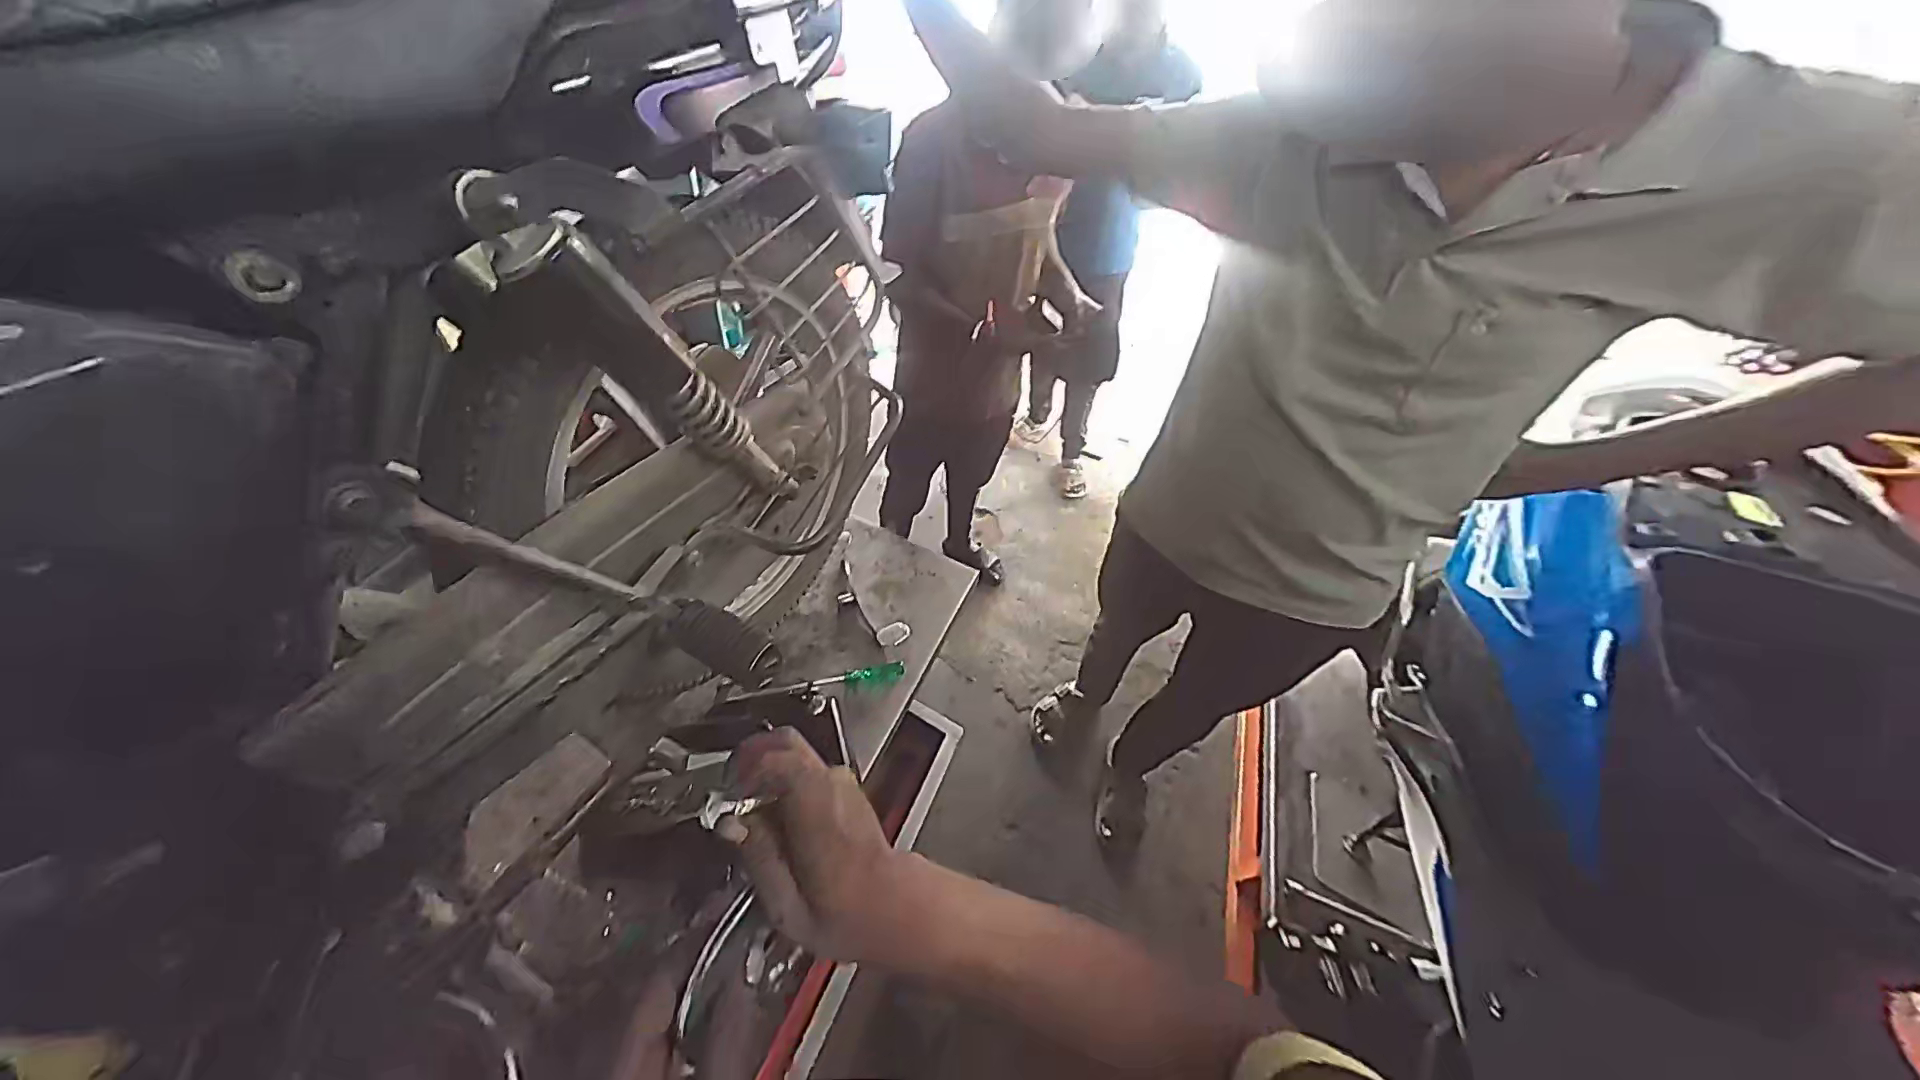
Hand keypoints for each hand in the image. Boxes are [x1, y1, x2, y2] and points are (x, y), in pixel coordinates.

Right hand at [721, 729, 915, 965]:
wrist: (890, 904)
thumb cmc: (843, 910)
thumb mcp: (787, 903)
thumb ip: (758, 855)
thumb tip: (731, 824)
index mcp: (816, 804)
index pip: (776, 757)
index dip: (744, 770)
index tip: (726, 795)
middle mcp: (832, 783)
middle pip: (786, 742)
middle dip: (752, 758)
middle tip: (731, 789)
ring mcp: (842, 782)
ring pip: (796, 754)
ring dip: (768, 771)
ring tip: (750, 811)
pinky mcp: (846, 789)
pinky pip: (807, 771)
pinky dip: (785, 782)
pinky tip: (776, 819)